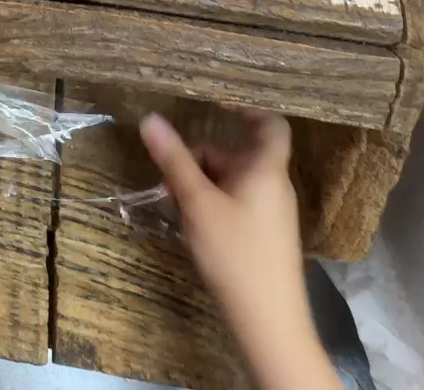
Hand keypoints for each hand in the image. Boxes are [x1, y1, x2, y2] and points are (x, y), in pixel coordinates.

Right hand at [142, 110, 334, 389]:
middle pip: (234, 154)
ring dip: (199, 184)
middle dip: (198, 159)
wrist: (269, 322)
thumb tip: (151, 118)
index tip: (213, 102)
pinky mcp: (263, 234)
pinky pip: (234, 201)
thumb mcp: (196, 202)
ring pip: (230, 180)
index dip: (245, 108)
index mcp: (266, 171)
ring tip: (176, 205)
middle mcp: (273, 186)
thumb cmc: (236, 253)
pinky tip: (192, 224)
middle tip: (168, 179)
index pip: (269, 124)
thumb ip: (174, 159)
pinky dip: (210, 203)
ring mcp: (270, 212)